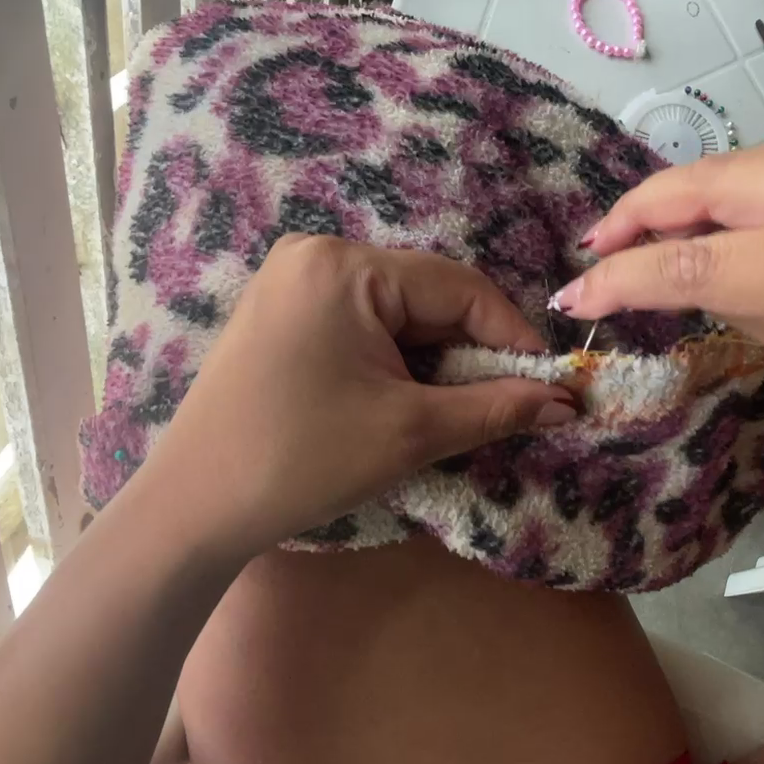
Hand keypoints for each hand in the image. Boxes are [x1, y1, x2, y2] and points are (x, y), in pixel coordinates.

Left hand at [143, 235, 576, 559]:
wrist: (195, 507)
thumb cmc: (304, 460)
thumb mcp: (412, 432)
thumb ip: (497, 408)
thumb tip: (568, 402)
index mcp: (346, 266)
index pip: (458, 287)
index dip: (511, 336)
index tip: (549, 385)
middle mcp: (315, 255)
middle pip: (425, 297)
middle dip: (469, 353)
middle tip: (503, 405)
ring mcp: (291, 284)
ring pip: (395, 315)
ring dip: (434, 361)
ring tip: (452, 412)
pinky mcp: (280, 315)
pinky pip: (359, 326)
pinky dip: (394, 361)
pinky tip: (400, 402)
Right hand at [556, 143, 763, 471]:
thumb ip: (739, 302)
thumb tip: (663, 270)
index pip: (716, 258)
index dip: (633, 274)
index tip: (577, 294)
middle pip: (730, 182)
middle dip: (649, 208)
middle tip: (596, 245)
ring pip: (756, 163)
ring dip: (688, 195)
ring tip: (637, 234)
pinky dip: (739, 190)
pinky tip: (710, 219)